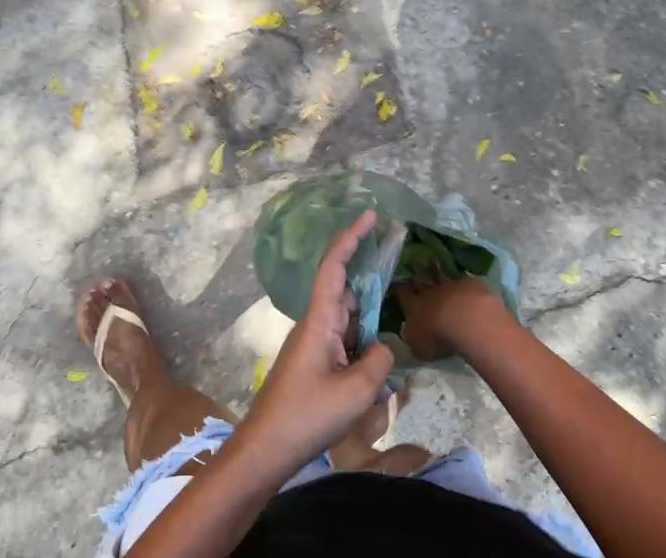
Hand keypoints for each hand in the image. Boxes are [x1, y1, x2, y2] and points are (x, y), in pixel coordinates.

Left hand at [239, 210, 394, 470]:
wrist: (266, 449)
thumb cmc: (307, 415)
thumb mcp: (356, 390)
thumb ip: (379, 360)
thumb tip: (383, 347)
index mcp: (320, 320)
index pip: (335, 266)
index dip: (352, 237)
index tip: (371, 215)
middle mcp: (317, 324)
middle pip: (346, 288)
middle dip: (369, 269)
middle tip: (396, 252)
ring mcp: (316, 345)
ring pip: (350, 318)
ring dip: (372, 313)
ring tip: (398, 306)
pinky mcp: (317, 365)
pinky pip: (347, 342)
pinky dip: (366, 342)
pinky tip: (384, 358)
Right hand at [393, 274, 504, 362]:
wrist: (467, 321)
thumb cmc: (437, 337)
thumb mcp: (417, 346)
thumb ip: (413, 337)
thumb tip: (410, 333)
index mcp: (414, 307)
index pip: (402, 294)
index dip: (398, 288)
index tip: (394, 282)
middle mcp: (430, 293)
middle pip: (420, 282)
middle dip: (414, 275)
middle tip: (409, 265)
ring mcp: (450, 286)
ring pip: (439, 275)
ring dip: (434, 268)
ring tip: (430, 259)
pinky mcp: (470, 285)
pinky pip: (461, 280)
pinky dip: (458, 279)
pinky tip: (460, 277)